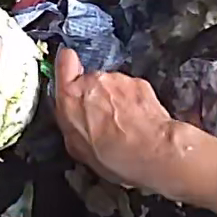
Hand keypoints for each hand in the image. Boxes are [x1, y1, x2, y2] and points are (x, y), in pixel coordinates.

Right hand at [53, 48, 216, 202]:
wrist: (152, 152)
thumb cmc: (113, 155)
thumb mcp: (78, 149)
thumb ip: (72, 124)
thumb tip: (73, 121)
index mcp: (71, 97)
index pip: (64, 61)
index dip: (67, 65)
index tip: (71, 74)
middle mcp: (92, 81)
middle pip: (90, 80)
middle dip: (95, 94)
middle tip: (104, 118)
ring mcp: (117, 79)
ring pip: (112, 85)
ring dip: (115, 99)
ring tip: (124, 124)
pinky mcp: (139, 82)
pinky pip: (131, 89)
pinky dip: (134, 102)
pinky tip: (139, 121)